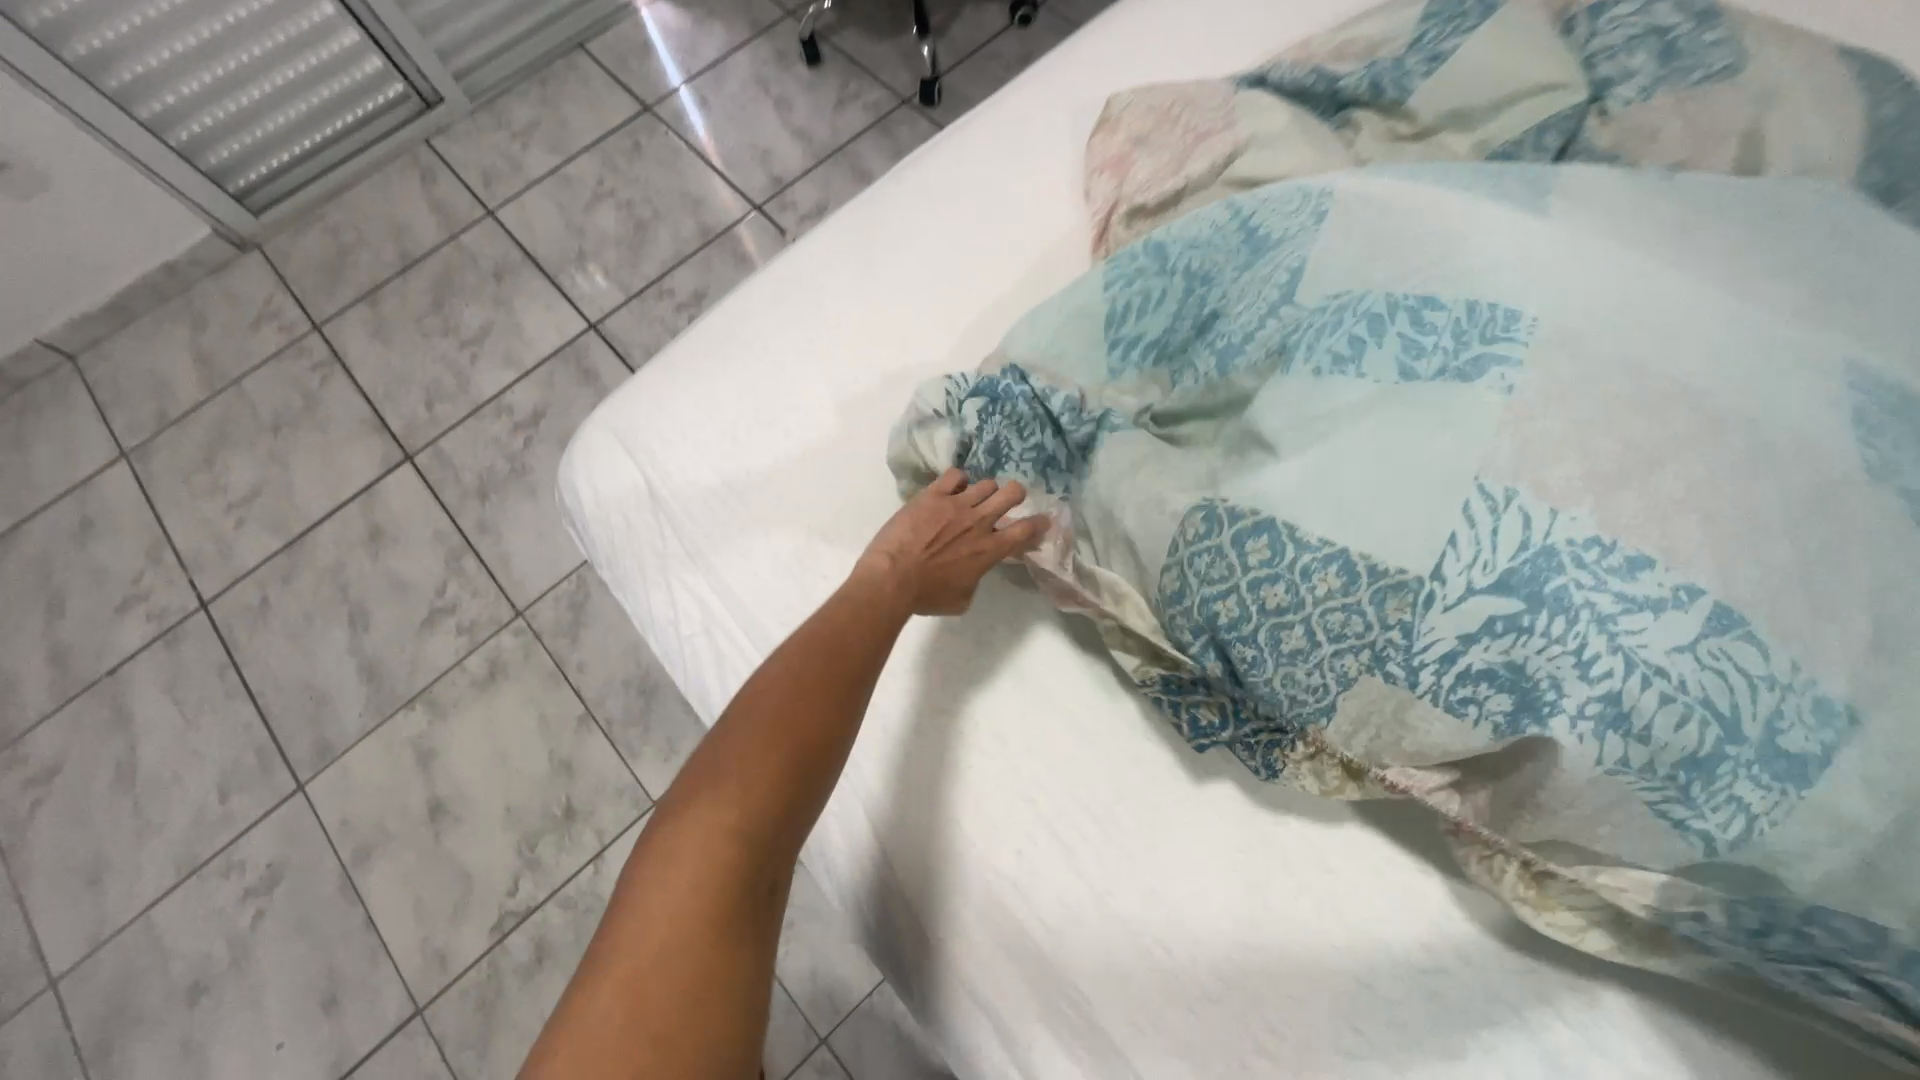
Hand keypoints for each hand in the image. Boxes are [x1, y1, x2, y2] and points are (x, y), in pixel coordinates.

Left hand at [852, 469, 1049, 615]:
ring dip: (985, 490)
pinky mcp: (933, 495)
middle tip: (1008, 500)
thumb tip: (974, 571)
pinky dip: (958, 480)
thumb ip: (976, 578)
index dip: (1039, 523)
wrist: (892, 579)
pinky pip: (955, 475)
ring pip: (986, 483)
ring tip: (974, 497)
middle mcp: (979, 522)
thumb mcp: (963, 598)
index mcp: (990, 550)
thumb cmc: (927, 596)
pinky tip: (952, 488)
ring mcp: (956, 504)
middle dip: (1015, 494)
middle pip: (1012, 493)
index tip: (1043, 520)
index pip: (1026, 530)